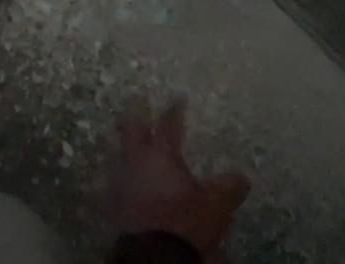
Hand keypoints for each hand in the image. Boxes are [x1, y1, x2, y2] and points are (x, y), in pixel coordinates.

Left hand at [103, 98, 250, 261]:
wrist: (156, 257)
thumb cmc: (186, 224)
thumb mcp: (215, 206)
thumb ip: (228, 188)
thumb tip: (243, 177)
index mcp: (164, 155)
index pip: (169, 123)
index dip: (174, 109)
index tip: (178, 97)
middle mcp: (138, 161)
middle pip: (133, 127)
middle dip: (136, 110)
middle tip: (137, 96)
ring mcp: (120, 181)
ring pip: (114, 151)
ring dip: (116, 140)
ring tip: (115, 131)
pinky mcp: (109, 204)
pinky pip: (102, 188)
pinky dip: (103, 182)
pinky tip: (101, 181)